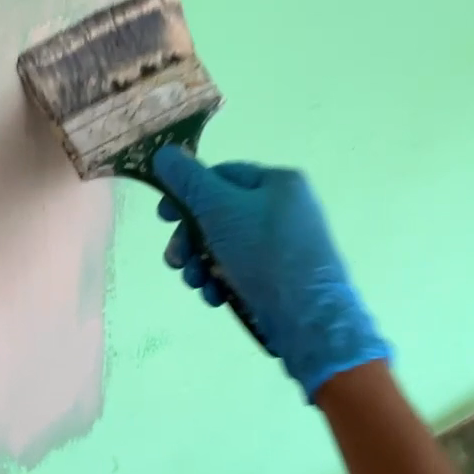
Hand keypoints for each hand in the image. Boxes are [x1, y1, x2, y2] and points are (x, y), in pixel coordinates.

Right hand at [153, 145, 390, 399]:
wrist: (311, 321)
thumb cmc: (264, 254)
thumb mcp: (219, 208)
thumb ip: (187, 179)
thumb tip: (164, 153)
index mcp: (278, 182)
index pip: (220, 175)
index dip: (185, 194)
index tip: (162, 218)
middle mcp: (285, 209)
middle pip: (219, 214)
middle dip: (190, 239)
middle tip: (174, 261)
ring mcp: (285, 246)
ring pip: (225, 246)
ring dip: (201, 265)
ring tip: (196, 284)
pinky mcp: (281, 279)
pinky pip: (241, 271)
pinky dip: (222, 282)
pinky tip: (216, 298)